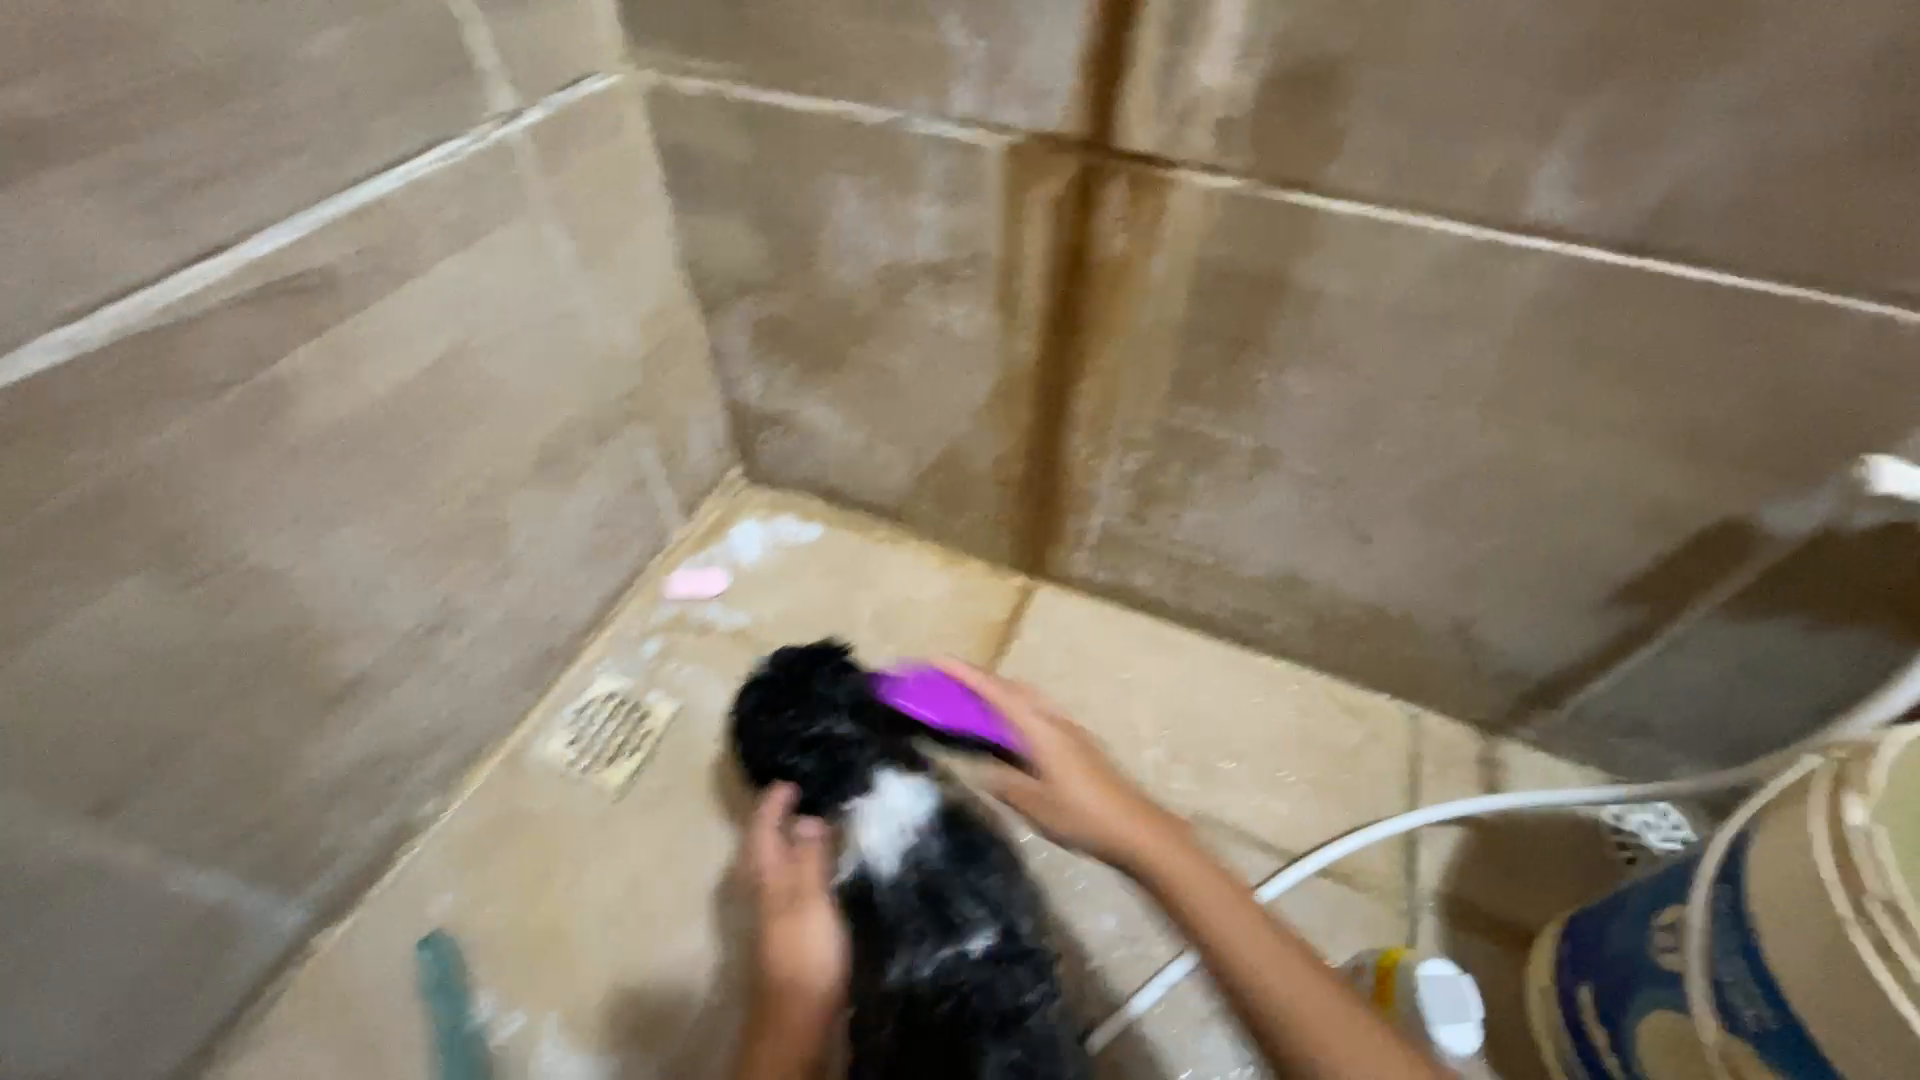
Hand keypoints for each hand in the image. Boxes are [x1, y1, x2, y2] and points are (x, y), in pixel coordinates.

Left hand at [738, 783, 849, 1015]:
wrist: (798, 1017)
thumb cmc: (804, 952)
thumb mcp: (809, 898)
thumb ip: (809, 857)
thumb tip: (806, 817)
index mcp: (765, 876)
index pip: (762, 828)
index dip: (773, 802)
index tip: (791, 780)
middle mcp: (764, 889)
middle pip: (765, 844)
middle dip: (780, 817)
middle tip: (807, 793)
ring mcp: (775, 912)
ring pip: (779, 863)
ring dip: (793, 840)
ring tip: (820, 822)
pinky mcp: (790, 930)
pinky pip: (794, 882)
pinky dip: (806, 864)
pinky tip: (826, 867)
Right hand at [934, 659, 1182, 871]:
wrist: (1138, 828)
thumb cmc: (1083, 816)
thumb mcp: (1034, 805)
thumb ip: (1003, 783)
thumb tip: (978, 768)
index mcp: (1039, 730)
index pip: (995, 693)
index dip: (965, 674)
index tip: (938, 659)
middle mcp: (1055, 720)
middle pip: (1013, 688)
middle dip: (981, 680)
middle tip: (952, 684)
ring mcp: (1071, 729)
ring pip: (1030, 699)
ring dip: (1002, 694)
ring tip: (978, 706)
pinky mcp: (1081, 743)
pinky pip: (1040, 713)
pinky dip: (1019, 711)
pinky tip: (1015, 734)